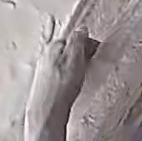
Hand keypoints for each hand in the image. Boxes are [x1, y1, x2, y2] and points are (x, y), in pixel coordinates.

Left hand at [25, 7, 92, 140]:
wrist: (46, 112)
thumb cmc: (62, 85)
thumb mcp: (75, 58)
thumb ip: (78, 40)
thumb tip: (82, 28)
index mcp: (54, 46)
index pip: (75, 37)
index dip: (89, 43)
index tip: (97, 51)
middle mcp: (46, 55)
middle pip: (69, 48)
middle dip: (82, 52)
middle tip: (92, 60)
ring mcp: (44, 69)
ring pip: (64, 60)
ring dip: (75, 63)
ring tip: (83, 72)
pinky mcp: (45, 82)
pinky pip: (60, 71)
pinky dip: (69, 73)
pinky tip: (72, 81)